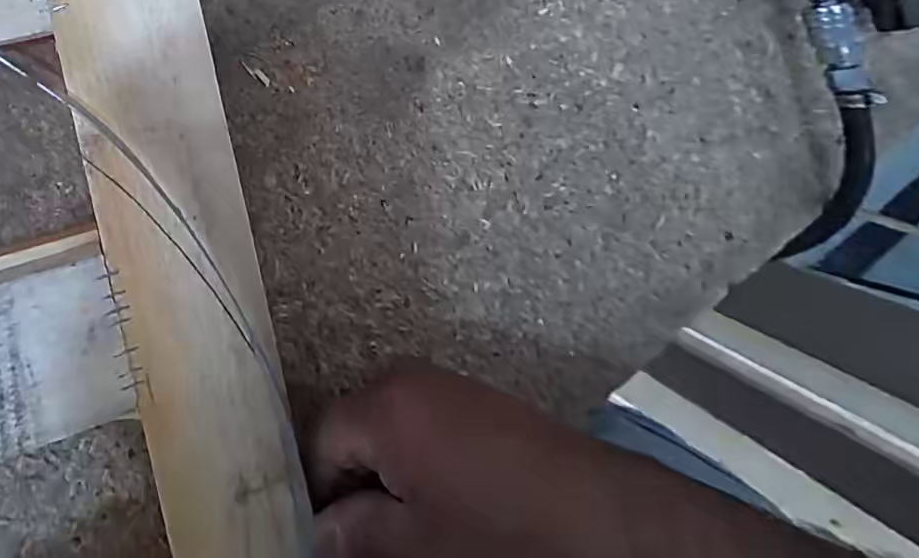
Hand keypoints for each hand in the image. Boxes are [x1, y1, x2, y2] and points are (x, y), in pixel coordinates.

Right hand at [307, 360, 847, 557]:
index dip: (314, 491)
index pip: (320, 436)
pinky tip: (441, 509)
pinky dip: (415, 465)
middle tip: (364, 541)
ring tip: (405, 529)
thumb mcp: (418, 547)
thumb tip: (320, 533)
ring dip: (383, 477)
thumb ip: (356, 535)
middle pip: (353, 429)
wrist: (604, 517)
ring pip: (386, 429)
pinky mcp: (474, 401)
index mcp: (385, 403)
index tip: (326, 541)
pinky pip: (421, 426)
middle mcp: (408, 377)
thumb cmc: (501, 533)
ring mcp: (444, 385)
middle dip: (350, 483)